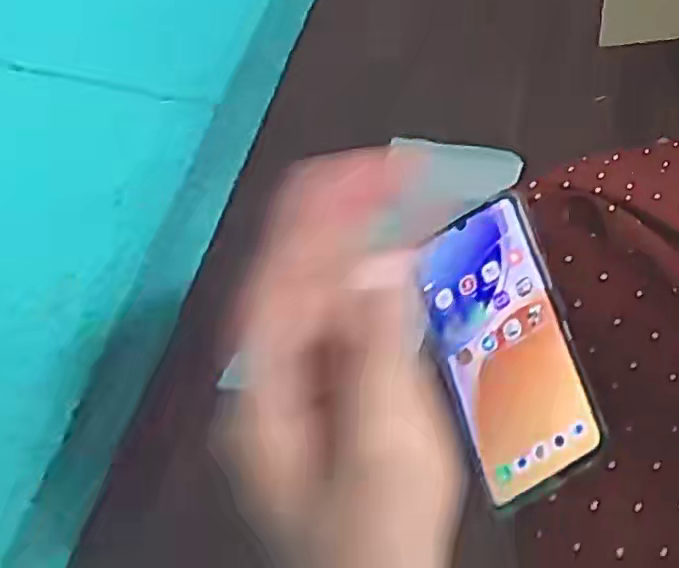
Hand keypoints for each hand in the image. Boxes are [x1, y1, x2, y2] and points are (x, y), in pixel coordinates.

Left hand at [221, 149, 462, 567]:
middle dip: (342, 208)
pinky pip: (354, 300)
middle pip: (297, 270)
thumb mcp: (382, 435)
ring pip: (325, 280)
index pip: (284, 278)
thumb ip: (378, 347)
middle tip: (397, 161)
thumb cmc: (378, 517)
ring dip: (361, 226)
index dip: (322, 216)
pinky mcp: (344, 372)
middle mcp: (279, 371)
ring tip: (402, 184)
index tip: (371, 168)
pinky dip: (380, 259)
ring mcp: (310, 371)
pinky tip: (406, 242)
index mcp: (272, 388)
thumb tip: (380, 262)